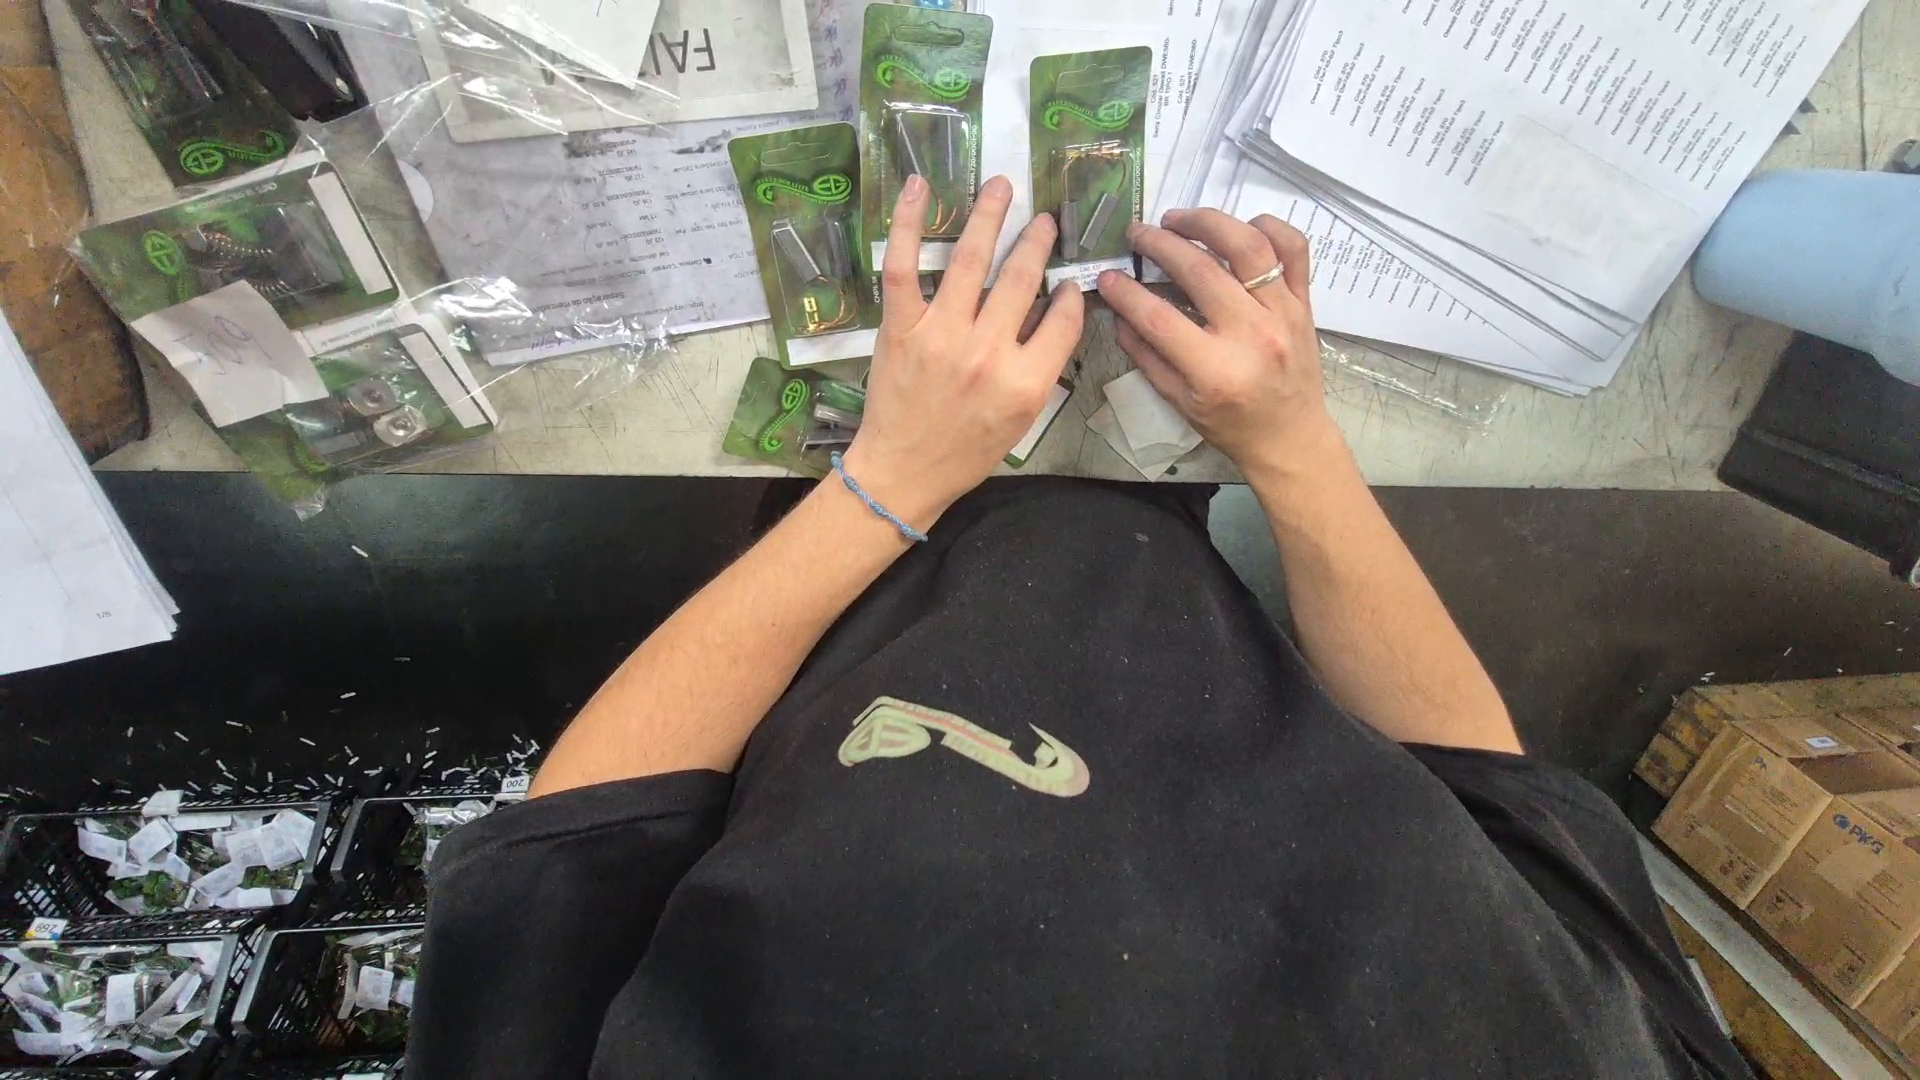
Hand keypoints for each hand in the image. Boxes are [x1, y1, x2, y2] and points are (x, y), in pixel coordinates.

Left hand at [841, 174, 1084, 529]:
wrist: (904, 472)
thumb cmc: (966, 453)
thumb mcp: (1020, 422)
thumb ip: (1039, 368)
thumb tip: (1049, 313)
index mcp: (1026, 381)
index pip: (1063, 319)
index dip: (1071, 294)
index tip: (1068, 282)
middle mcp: (988, 352)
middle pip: (1022, 280)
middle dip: (1036, 242)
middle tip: (1042, 221)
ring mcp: (942, 336)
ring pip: (971, 261)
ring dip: (990, 216)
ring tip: (1001, 186)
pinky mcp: (901, 328)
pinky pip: (904, 268)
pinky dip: (910, 225)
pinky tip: (920, 188)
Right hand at [1095, 209, 1339, 479]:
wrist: (1289, 436)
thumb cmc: (1229, 425)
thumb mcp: (1179, 401)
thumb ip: (1147, 357)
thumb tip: (1119, 315)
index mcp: (1215, 371)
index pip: (1161, 319)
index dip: (1128, 294)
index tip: (1108, 277)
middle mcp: (1252, 335)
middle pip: (1201, 272)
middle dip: (1161, 246)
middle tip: (1137, 234)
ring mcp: (1284, 313)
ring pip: (1248, 247)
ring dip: (1209, 223)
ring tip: (1179, 219)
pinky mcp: (1305, 301)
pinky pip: (1293, 249)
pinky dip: (1268, 227)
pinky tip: (1239, 226)